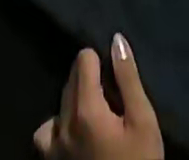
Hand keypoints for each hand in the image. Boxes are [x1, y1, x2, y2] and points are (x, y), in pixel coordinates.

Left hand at [34, 36, 162, 159]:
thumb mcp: (143, 120)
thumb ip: (128, 78)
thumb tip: (116, 40)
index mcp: (85, 110)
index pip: (83, 60)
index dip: (101, 62)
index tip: (115, 79)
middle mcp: (62, 125)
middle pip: (70, 81)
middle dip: (89, 81)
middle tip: (113, 101)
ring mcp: (52, 149)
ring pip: (57, 106)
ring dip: (73, 103)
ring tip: (96, 117)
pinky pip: (46, 135)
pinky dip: (59, 128)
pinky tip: (78, 137)